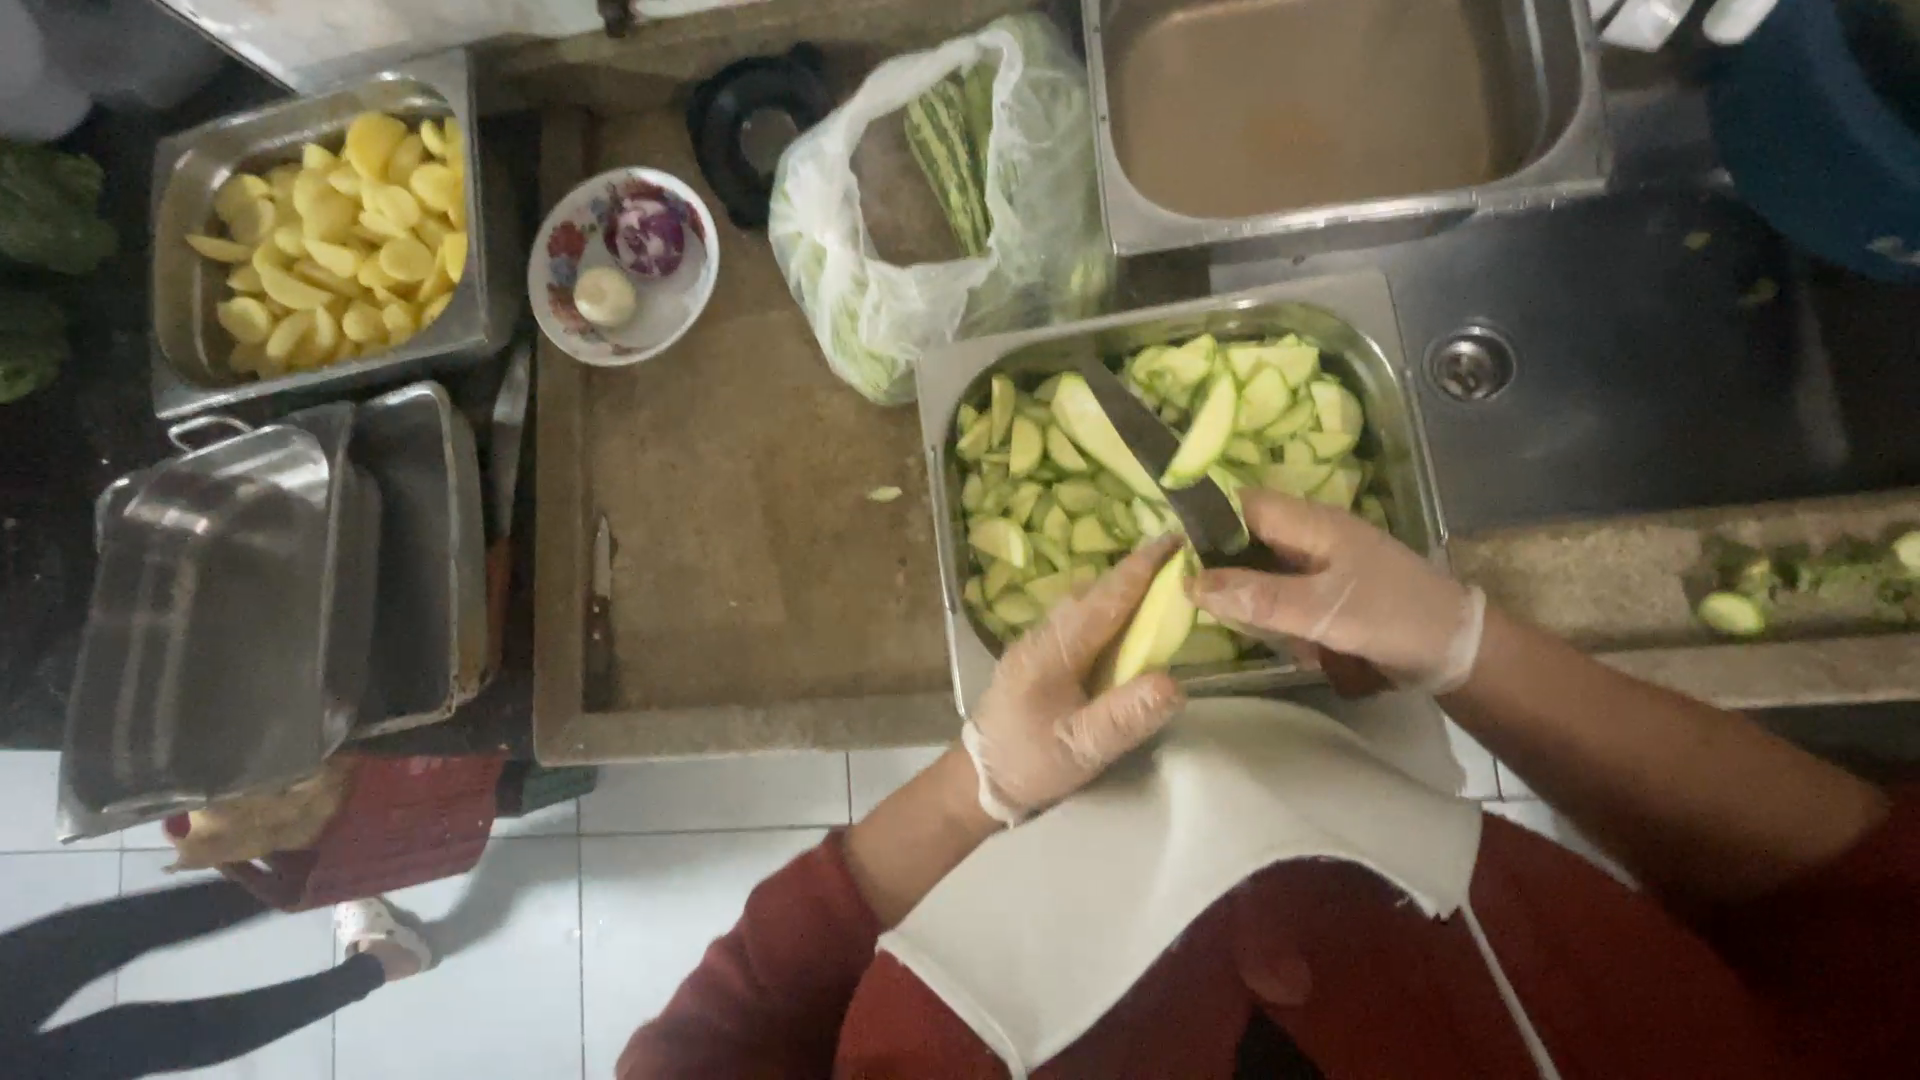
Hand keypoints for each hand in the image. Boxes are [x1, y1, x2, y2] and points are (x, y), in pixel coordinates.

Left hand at [962, 535, 1188, 825]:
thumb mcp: (1081, 749)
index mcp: (1052, 650)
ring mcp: (1036, 643)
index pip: (1104, 599)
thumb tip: (1175, 682)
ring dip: (1119, 589)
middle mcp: (1042, 635)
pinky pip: (1077, 619)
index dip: (1141, 568)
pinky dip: (1106, 609)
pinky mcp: (1037, 655)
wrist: (977, 779)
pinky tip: (1123, 624)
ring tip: (1158, 586)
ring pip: (1082, 603)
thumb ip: (1125, 717)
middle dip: (1134, 572)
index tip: (1175, 538)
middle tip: (1178, 561)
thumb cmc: (1029, 763)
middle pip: (1093, 592)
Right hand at [1187, 489, 1485, 693]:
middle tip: (1192, 597)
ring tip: (1229, 620)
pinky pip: (1281, 591)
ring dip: (1246, 594)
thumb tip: (1189, 583)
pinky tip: (1268, 633)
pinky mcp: (1328, 588)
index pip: (1241, 506)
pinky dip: (1269, 611)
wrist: (1458, 651)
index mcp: (1311, 523)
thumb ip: (1257, 597)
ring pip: (1261, 567)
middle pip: (1246, 537)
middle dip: (1221, 566)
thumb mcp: (1320, 611)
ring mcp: (1321, 561)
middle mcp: (1311, 534)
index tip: (1174, 554)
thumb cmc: (1391, 618)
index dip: (1205, 522)